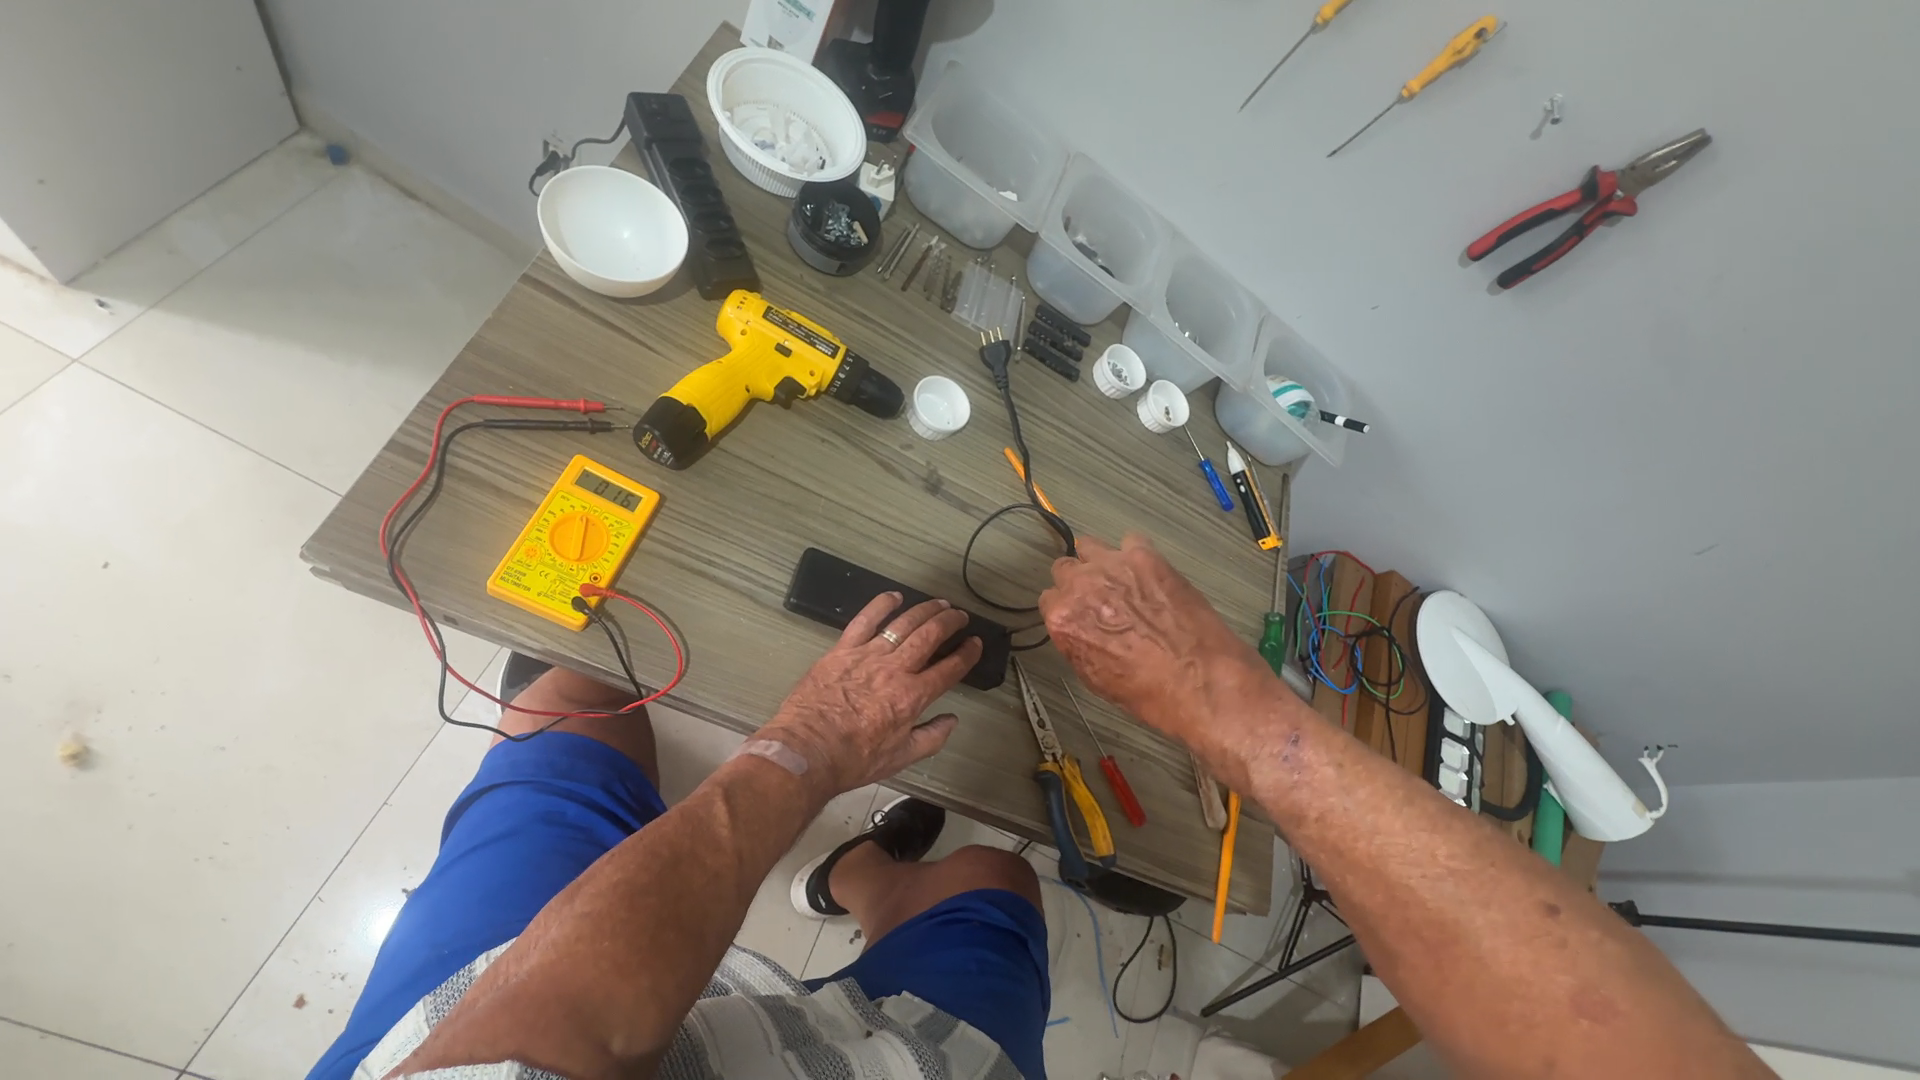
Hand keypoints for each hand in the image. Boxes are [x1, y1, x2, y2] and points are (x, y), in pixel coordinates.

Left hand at [760, 594, 983, 795]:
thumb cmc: (853, 759)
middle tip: (960, 616)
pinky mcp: (842, 650)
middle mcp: (895, 670)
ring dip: (924, 610)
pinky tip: (894, 596)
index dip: (967, 654)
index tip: (975, 643)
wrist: (807, 751)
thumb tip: (951, 720)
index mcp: (913, 696)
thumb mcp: (900, 758)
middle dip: (950, 622)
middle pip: (930, 636)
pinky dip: (881, 605)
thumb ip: (931, 738)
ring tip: (939, 604)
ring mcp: (868, 655)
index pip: (950, 669)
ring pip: (903, 624)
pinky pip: (865, 620)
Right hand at [1039, 535, 1267, 750]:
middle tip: (1099, 597)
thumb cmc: (1148, 691)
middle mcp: (1081, 586)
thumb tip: (1080, 628)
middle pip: (1064, 569)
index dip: (1066, 608)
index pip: (1049, 600)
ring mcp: (1113, 566)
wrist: (1199, 678)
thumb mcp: (1094, 678)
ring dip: (1099, 561)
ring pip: (1089, 546)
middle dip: (1078, 582)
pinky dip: (1135, 554)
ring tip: (1120, 578)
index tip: (1079, 613)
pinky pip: (1130, 542)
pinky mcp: (1145, 555)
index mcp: (1063, 619)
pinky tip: (1148, 572)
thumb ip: (1077, 642)